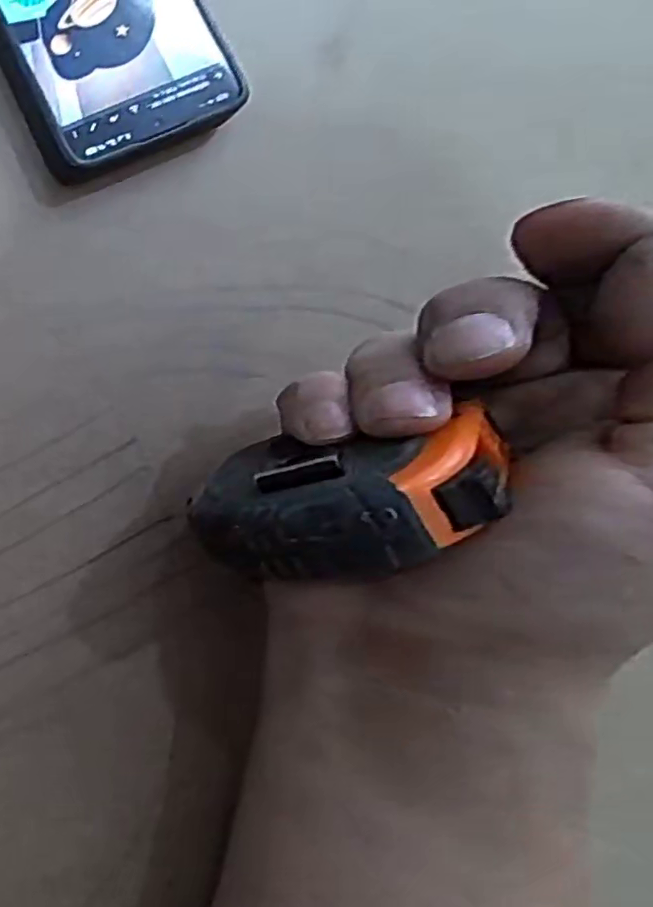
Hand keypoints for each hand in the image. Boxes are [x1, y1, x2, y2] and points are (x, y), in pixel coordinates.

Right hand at [273, 198, 652, 675]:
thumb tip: (593, 234)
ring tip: (390, 432)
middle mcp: (505, 404)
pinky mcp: (320, 459)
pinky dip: (309, 405)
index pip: (603, 290)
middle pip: (476, 309)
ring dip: (383, 377)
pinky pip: (305, 399)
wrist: (422, 659)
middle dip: (468, 320)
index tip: (545, 233)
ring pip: (382, 352)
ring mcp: (398, 434)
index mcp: (615, 396)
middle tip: (471, 364)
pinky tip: (324, 438)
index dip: (584, 248)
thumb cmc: (571, 583)